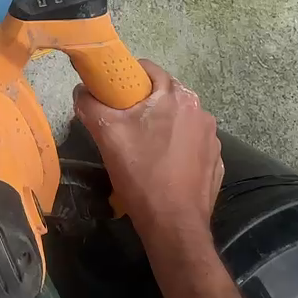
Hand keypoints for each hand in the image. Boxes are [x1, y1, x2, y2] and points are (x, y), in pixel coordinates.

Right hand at [73, 59, 222, 241]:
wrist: (173, 227)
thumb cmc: (141, 173)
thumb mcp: (106, 133)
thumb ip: (89, 104)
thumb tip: (81, 90)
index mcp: (176, 96)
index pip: (148, 70)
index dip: (127, 78)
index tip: (113, 94)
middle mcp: (200, 110)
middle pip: (164, 95)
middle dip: (144, 104)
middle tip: (123, 122)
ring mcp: (212, 138)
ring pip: (178, 119)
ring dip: (162, 125)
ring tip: (142, 147)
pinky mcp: (216, 162)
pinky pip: (191, 144)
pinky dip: (177, 147)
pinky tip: (162, 166)